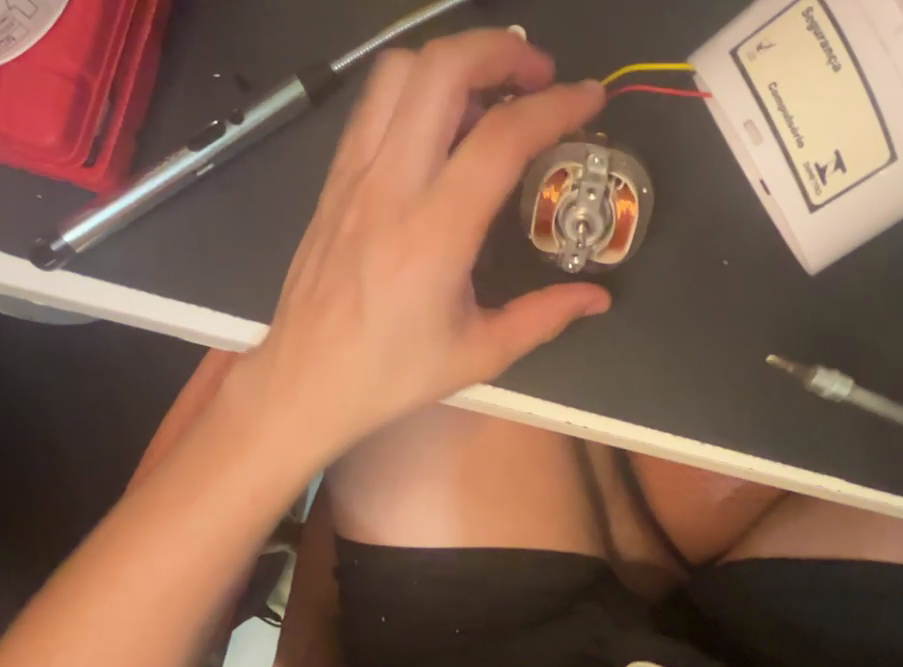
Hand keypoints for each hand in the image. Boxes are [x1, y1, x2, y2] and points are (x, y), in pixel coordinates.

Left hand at [241, 30, 611, 449]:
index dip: (556, 106)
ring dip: (452, 62)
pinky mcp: (333, 181)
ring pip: (398, 74)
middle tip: (538, 74)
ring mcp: (354, 177)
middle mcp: (391, 187)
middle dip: (501, 50)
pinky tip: (438, 128)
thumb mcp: (479, 355)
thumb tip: (598, 298)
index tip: (590, 100)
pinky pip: (372, 107)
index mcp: (436, 233)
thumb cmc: (391, 375)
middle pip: (442, 70)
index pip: (502, 137)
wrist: (304, 382)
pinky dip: (413, 92)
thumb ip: (543, 317)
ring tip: (488, 94)